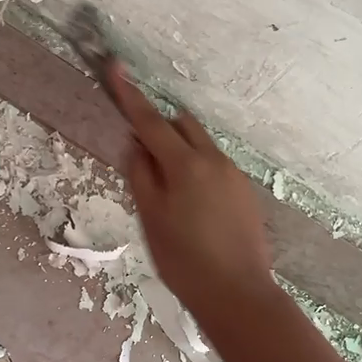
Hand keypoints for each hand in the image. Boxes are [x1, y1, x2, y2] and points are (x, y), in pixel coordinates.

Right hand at [104, 61, 274, 313]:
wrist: (238, 295)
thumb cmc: (184, 260)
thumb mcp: (150, 218)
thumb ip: (140, 174)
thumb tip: (135, 143)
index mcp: (185, 164)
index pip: (150, 120)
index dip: (130, 94)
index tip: (116, 66)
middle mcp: (213, 159)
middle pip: (182, 125)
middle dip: (161, 130)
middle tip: (145, 163)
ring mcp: (234, 174)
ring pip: (200, 146)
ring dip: (181, 153)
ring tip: (170, 198)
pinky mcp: (246, 192)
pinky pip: (215, 167)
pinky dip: (198, 173)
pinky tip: (194, 212)